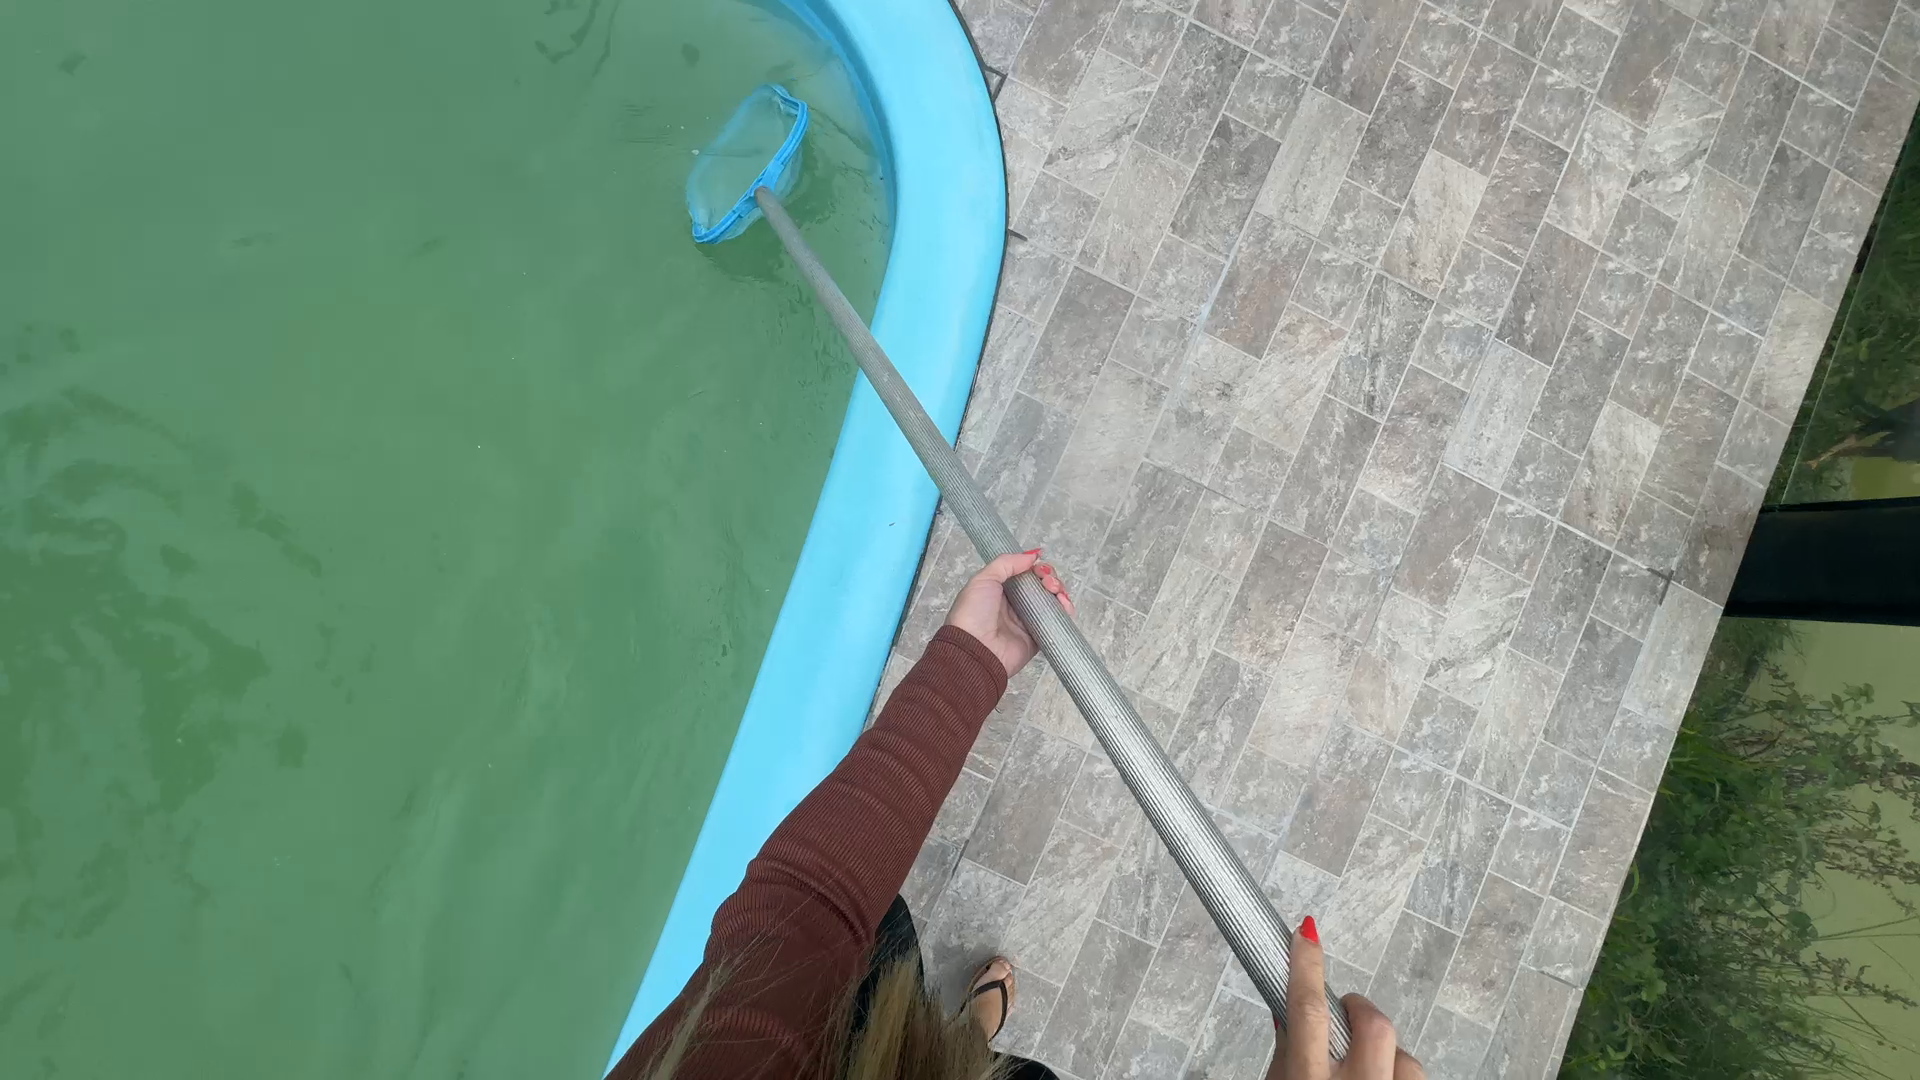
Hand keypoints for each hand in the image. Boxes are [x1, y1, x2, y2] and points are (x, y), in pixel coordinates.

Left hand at [944, 549, 1073, 676]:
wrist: (974, 651)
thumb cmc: (974, 613)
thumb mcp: (983, 580)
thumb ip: (1006, 564)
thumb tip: (1033, 556)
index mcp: (1000, 590)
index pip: (1025, 574)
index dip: (1036, 568)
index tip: (1040, 567)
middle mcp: (1015, 604)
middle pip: (1040, 586)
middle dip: (1050, 578)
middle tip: (1049, 583)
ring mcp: (1027, 621)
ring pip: (1051, 601)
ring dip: (1059, 592)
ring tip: (1058, 593)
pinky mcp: (1038, 638)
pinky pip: (1056, 622)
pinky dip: (1065, 611)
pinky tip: (1065, 605)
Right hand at [1266, 918, 1423, 1079]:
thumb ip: (1288, 1052)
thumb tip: (1289, 1008)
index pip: (1309, 1009)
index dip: (1307, 965)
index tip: (1305, 932)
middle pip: (1373, 1025)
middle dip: (1359, 1011)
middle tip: (1343, 1017)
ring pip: (1407, 1059)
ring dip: (1386, 1055)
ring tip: (1365, 1066)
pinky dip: (1398, 1076)